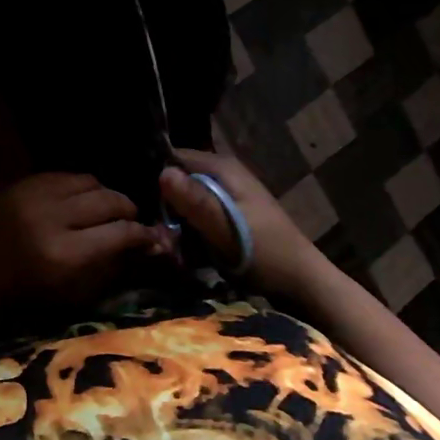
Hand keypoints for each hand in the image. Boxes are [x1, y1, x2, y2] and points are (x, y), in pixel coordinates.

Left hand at [0, 173, 163, 311]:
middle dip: (128, 211)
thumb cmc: (35, 297)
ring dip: (105, 196)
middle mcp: (49, 219)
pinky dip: (81, 189)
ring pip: (91, 182)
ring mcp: (33, 197)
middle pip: (109, 200)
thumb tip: (158, 243)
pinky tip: (82, 203)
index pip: (120, 232)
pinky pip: (68, 176)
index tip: (154, 237)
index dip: (143, 234)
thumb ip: (119, 263)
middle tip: (132, 222)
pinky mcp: (24, 185)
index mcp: (64, 254)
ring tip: (107, 211)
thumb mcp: (82, 291)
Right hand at [159, 149, 327, 297]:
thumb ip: (195, 201)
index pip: (173, 158)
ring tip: (170, 250)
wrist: (300, 281)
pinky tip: (185, 255)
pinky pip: (197, 220)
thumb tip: (162, 172)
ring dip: (175, 227)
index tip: (140, 206)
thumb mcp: (225, 228)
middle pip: (178, 183)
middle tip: (159, 238)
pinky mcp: (227, 218)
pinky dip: (189, 235)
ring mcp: (226, 198)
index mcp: (223, 168)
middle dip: (164, 209)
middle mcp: (223, 176)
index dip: (154, 178)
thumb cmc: (265, 252)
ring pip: (185, 205)